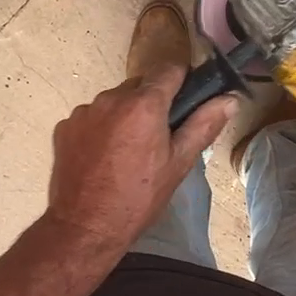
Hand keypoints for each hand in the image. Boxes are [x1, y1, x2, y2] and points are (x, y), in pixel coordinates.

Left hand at [41, 65, 234, 259]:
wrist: (85, 227)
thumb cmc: (139, 198)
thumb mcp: (178, 163)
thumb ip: (203, 125)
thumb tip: (230, 100)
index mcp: (144, 105)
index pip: (169, 69)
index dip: (181, 80)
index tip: (186, 98)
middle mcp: (111, 98)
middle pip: (140, 86)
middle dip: (151, 103)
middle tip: (158, 137)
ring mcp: (84, 112)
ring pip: (114, 101)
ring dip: (125, 115)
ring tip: (128, 152)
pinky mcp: (65, 126)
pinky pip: (91, 117)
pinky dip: (100, 128)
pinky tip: (104, 157)